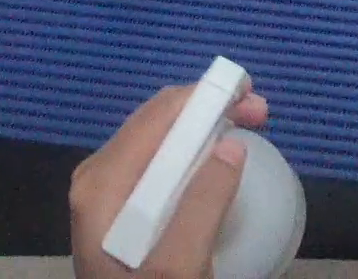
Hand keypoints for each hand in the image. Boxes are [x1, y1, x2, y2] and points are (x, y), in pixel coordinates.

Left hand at [70, 83, 270, 278]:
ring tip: (248, 128)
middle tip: (260, 116)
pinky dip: (195, 147)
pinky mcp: (120, 206)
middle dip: (213, 107)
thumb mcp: (180, 269)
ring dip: (208, 124)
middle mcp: (98, 176)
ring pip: (164, 135)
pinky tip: (218, 157)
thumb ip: (203, 206)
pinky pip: (161, 158)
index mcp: (103, 183)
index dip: (211, 96)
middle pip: (162, 118)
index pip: (161, 113)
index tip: (255, 101)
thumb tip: (231, 144)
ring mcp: (107, 191)